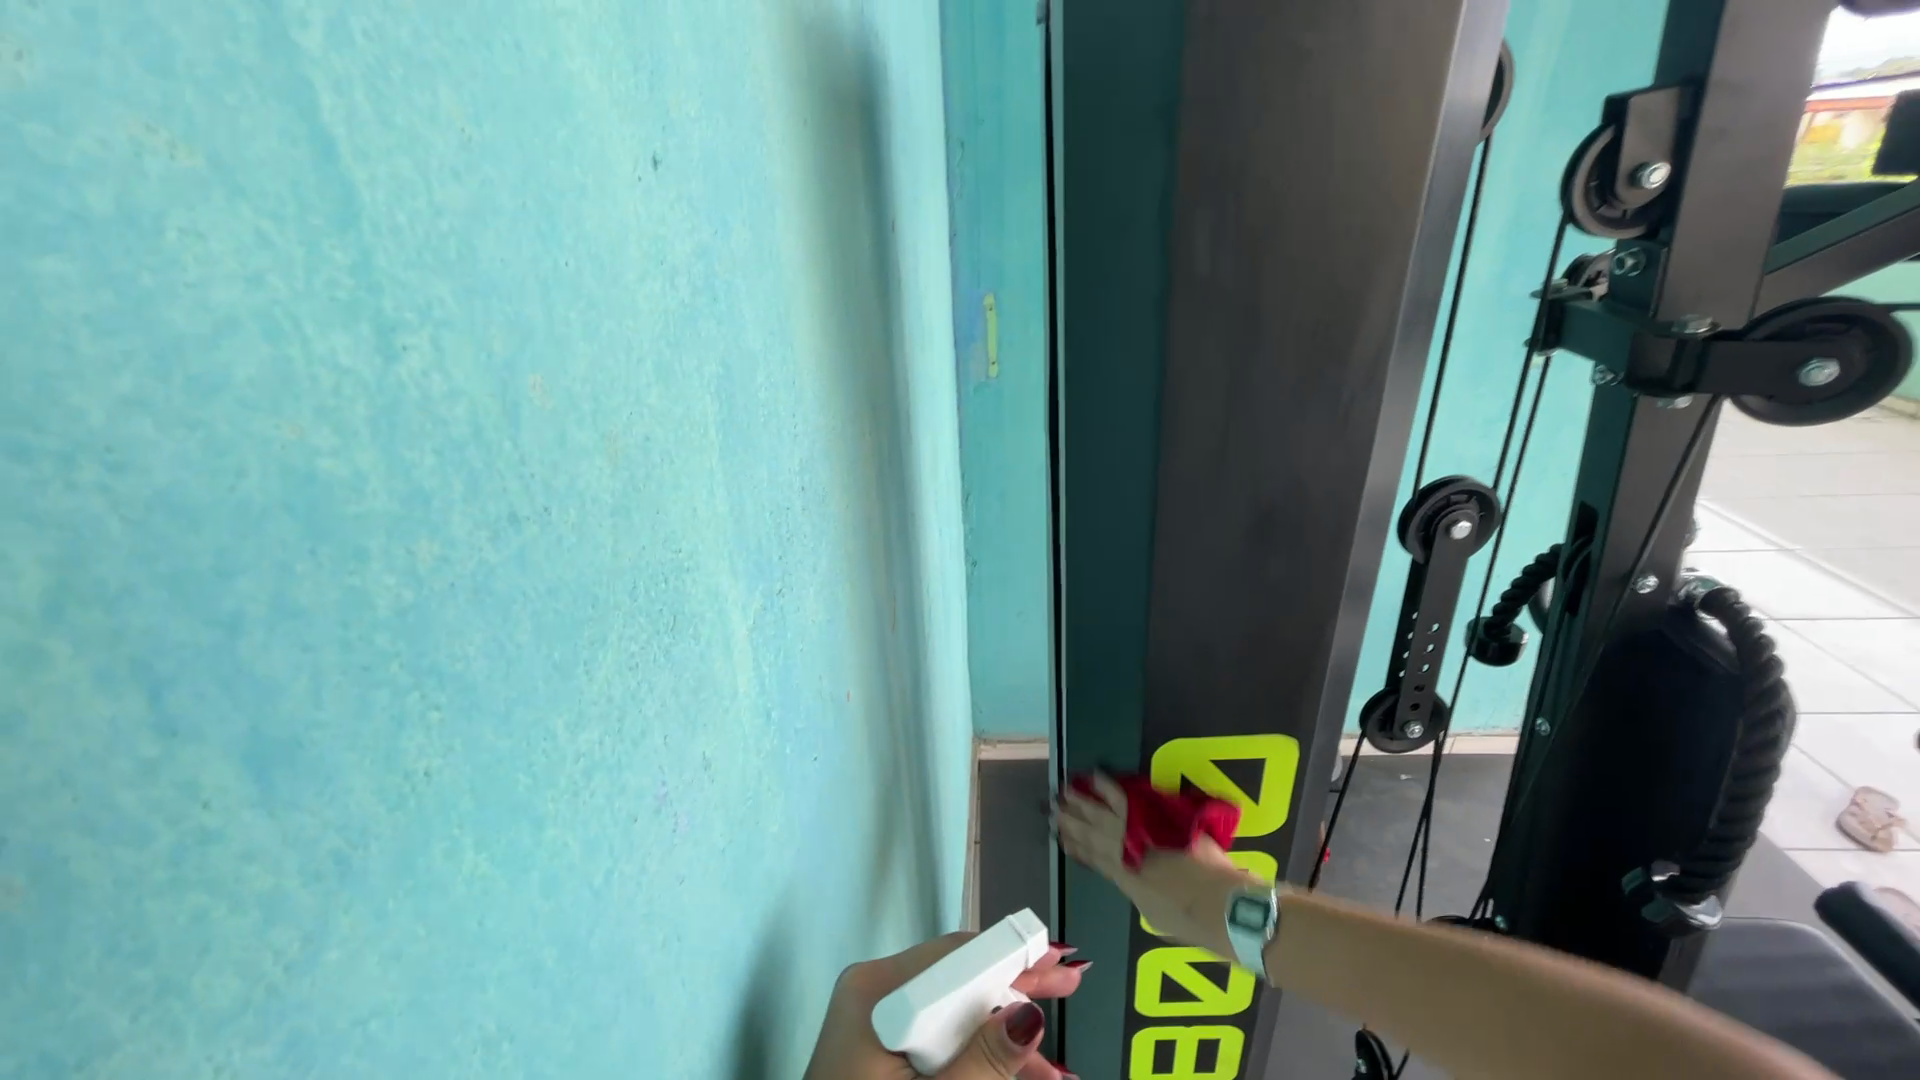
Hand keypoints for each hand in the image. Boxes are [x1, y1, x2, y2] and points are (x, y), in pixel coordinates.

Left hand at [802, 932, 1086, 1078]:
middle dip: (1017, 988)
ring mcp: (878, 1019)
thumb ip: (983, 1062)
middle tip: (1069, 981)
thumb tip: (1029, 1016)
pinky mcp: (882, 1046)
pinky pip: (940, 1034)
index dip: (1010, 955)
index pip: (956, 958)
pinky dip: (976, 1053)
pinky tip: (1019, 1076)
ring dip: (1004, 1037)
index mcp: (877, 993)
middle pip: (961, 978)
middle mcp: (876, 994)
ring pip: (956, 1011)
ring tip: (1054, 1068)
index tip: (1053, 957)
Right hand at [1053, 772, 1262, 961]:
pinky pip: (1123, 796)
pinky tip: (1097, 776)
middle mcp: (1121, 850)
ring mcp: (1136, 831)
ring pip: (1100, 811)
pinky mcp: (1154, 815)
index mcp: (1120, 876)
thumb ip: (1139, 891)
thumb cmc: (1187, 917)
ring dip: (1081, 800)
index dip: (1074, 847)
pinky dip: (1108, 785)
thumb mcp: (1152, 913)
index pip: (1090, 857)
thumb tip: (1136, 881)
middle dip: (1069, 819)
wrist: (1216, 903)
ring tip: (1065, 788)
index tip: (1059, 837)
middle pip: (1090, 831)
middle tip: (1052, 807)